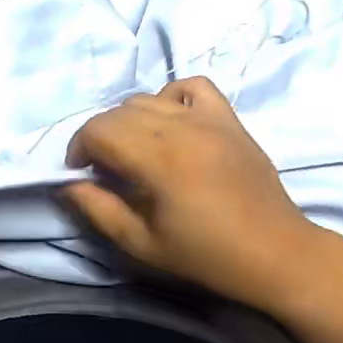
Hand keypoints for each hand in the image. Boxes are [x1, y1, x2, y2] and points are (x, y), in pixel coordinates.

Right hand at [61, 76, 342, 315]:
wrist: (275, 254)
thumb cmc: (204, 255)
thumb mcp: (140, 243)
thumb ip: (97, 209)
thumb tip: (67, 185)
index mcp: (160, 160)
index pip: (99, 130)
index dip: (77, 149)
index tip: (79, 175)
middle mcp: (183, 129)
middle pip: (118, 112)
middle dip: (97, 137)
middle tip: (102, 170)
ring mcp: (210, 120)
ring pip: (148, 97)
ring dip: (127, 120)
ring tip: (132, 150)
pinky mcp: (230, 120)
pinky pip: (192, 87)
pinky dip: (170, 97)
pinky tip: (169, 122)